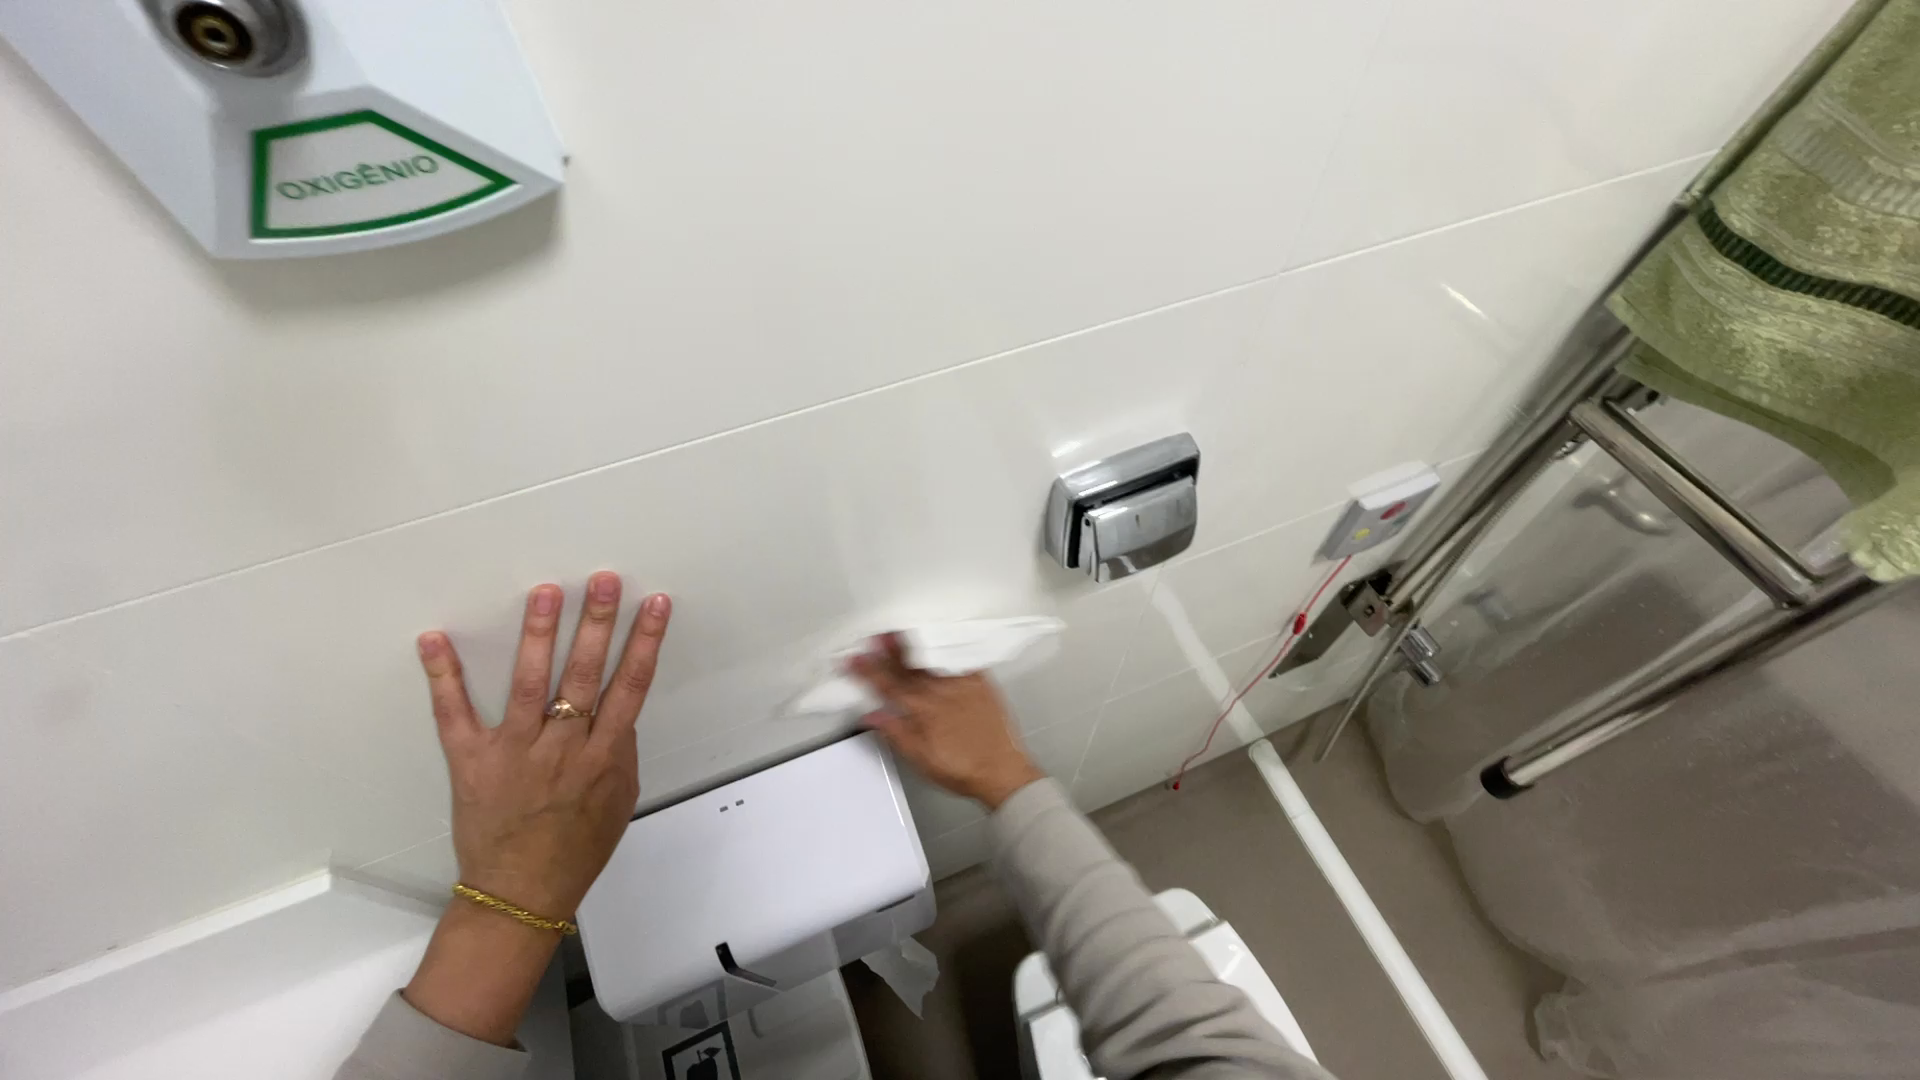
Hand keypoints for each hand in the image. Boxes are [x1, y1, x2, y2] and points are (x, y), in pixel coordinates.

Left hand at [404, 573, 671, 1044]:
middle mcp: (562, 748)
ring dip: (538, 636)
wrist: (522, 894)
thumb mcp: (621, 798)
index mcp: (603, 757)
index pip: (631, 687)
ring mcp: (514, 752)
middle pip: (584, 676)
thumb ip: (619, 749)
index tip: (654, 604)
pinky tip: (434, 638)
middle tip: (602, 580)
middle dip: (597, 624)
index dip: (645, 642)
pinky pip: (454, 715)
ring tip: (545, 592)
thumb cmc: (580, 846)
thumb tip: (616, 706)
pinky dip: (443, 677)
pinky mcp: (471, 762)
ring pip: (529, 685)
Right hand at [850, 633, 1044, 809]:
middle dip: (888, 650)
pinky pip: (960, 659)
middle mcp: (940, 692)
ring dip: (914, 644)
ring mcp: (962, 684)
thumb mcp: (921, 758)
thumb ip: (895, 733)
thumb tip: (871, 715)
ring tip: (900, 631)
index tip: (854, 660)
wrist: (1003, 771)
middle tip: (874, 636)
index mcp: (922, 710)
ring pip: (932, 658)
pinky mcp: (981, 681)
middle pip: (907, 667)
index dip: (868, 671)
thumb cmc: (961, 768)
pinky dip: (946, 648)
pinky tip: (938, 638)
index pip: (888, 685)